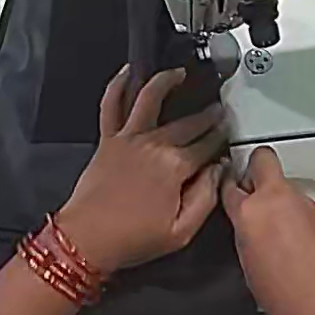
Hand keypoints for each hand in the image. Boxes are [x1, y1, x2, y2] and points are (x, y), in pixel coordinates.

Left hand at [55, 67, 226, 272]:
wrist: (85, 241)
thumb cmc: (130, 238)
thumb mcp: (182, 231)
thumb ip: (207, 198)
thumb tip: (218, 172)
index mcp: (175, 167)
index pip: (208, 145)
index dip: (221, 138)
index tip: (228, 134)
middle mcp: (153, 145)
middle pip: (188, 122)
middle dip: (208, 114)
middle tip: (218, 110)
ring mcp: (129, 138)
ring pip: (150, 98)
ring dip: (166, 81)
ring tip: (179, 74)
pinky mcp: (108, 139)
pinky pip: (111, 105)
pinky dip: (118, 85)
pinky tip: (127, 73)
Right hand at [223, 146, 314, 314]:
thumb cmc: (295, 300)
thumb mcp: (248, 270)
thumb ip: (243, 237)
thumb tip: (243, 229)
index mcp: (251, 212)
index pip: (229, 185)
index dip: (225, 189)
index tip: (225, 192)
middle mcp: (279, 199)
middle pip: (262, 159)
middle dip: (253, 168)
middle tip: (248, 188)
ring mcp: (304, 203)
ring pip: (283, 182)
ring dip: (276, 196)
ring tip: (272, 228)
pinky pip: (299, 202)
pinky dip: (293, 213)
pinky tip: (291, 240)